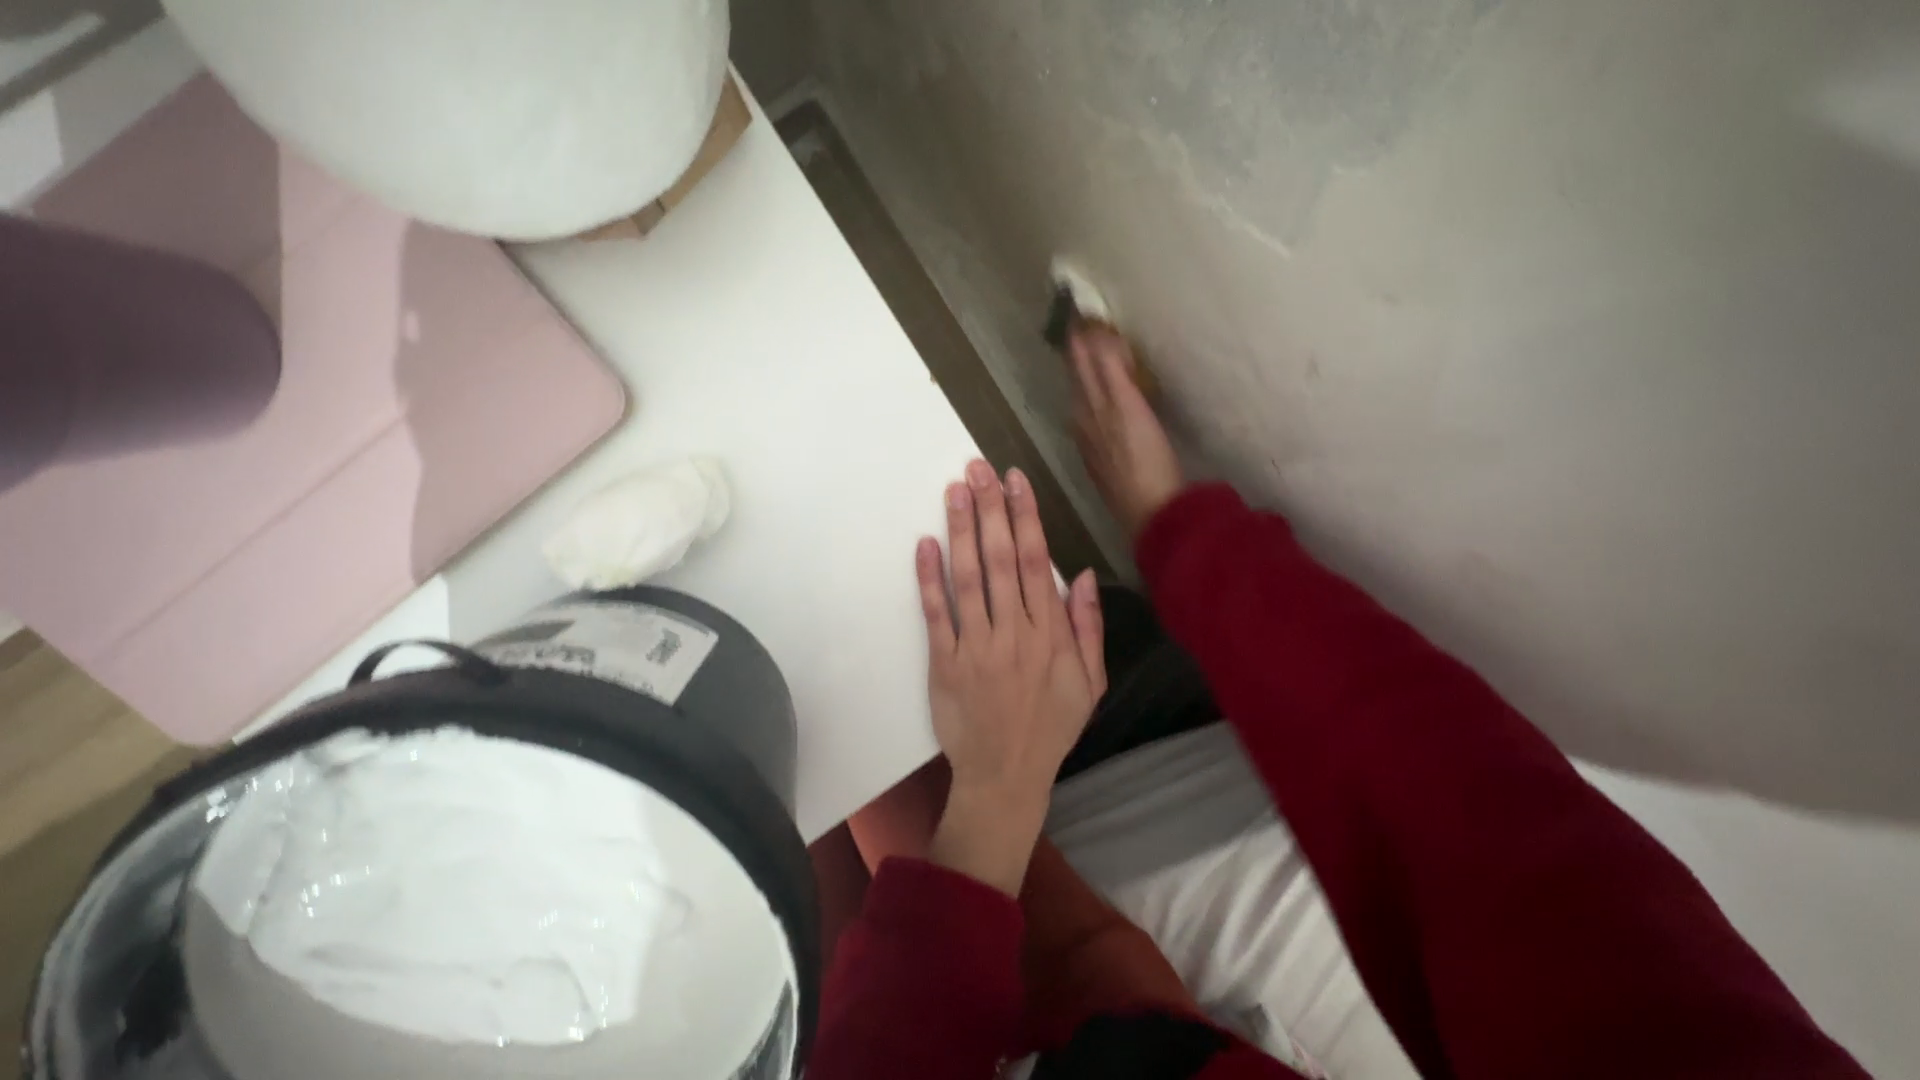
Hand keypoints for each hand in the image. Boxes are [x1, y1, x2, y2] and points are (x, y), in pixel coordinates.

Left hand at [915, 459, 1106, 893]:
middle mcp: (1014, 631)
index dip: (1025, 516)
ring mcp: (976, 646)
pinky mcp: (944, 662)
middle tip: (977, 467)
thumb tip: (1080, 574)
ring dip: (961, 530)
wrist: (1006, 774)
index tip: (1014, 480)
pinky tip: (925, 544)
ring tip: (954, 490)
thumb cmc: (1052, 726)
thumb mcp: (1091, 682)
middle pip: (1000, 558)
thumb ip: (1088, 627)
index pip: (1035, 561)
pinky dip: (929, 578)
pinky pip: (937, 614)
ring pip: (968, 577)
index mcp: (1051, 633)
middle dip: (990, 508)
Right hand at [1068, 323, 1186, 537]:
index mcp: (1083, 437)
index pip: (1078, 397)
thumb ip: (1109, 450)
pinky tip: (1102, 327)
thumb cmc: (1136, 498)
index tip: (1079, 354)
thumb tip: (1112, 437)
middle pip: (1076, 377)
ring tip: (1085, 318)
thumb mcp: (1112, 471)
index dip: (1078, 374)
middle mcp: (1083, 419)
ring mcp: (1101, 408)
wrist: (1147, 508)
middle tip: (1075, 323)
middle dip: (1076, 351)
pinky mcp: (1122, 400)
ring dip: (1087, 342)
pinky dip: (1104, 345)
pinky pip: (1109, 365)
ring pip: (1088, 367)